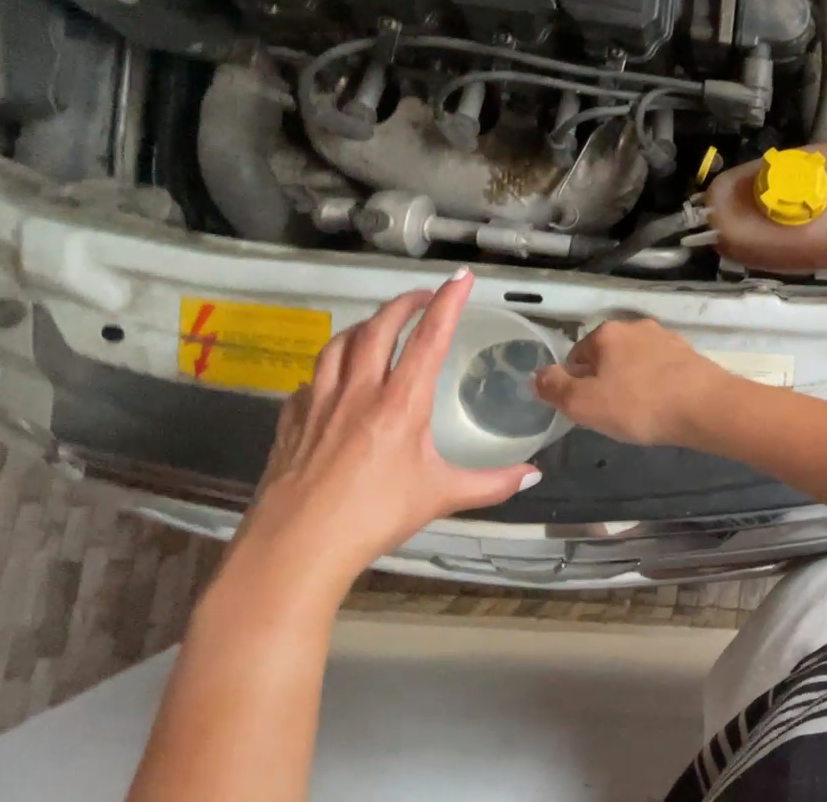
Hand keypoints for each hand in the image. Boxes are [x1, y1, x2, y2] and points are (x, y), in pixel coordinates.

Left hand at [232, 270, 542, 590]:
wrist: (295, 549)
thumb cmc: (374, 518)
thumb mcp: (442, 497)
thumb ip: (493, 483)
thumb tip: (535, 475)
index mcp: (401, 402)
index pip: (429, 338)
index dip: (448, 302)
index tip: (461, 278)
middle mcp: (359, 391)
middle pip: (379, 328)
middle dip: (404, 303)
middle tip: (424, 296)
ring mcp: (319, 403)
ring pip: (339, 344)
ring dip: (364, 326)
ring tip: (380, 326)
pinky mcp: (291, 421)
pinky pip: (311, 378)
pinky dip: (330, 366)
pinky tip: (336, 379)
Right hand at [533, 318, 734, 446]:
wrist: (706, 407)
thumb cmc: (639, 405)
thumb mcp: (583, 403)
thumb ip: (555, 388)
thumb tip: (537, 375)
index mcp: (608, 332)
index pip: (577, 356)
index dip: (575, 385)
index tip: (587, 409)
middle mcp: (639, 327)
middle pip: (608, 358)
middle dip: (605, 383)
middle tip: (611, 414)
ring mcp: (668, 339)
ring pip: (636, 364)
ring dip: (632, 385)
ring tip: (638, 414)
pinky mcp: (691, 356)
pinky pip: (662, 372)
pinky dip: (657, 387)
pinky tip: (662, 408)